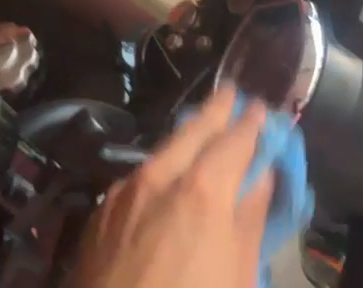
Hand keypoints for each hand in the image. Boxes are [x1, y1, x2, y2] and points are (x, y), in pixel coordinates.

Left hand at [69, 87, 274, 287]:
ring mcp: (124, 191)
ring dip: (185, 135)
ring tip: (202, 126)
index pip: (234, 141)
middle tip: (232, 92)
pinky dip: (159, 165)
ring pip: (161, 150)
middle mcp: (159, 177)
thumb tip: (261, 180)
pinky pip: (138, 175)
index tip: (262, 108)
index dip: (251, 124)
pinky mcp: (100, 213)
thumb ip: (249, 223)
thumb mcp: (237, 277)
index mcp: (201, 192)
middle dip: (216, 110)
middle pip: (193, 130)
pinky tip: (163, 174)